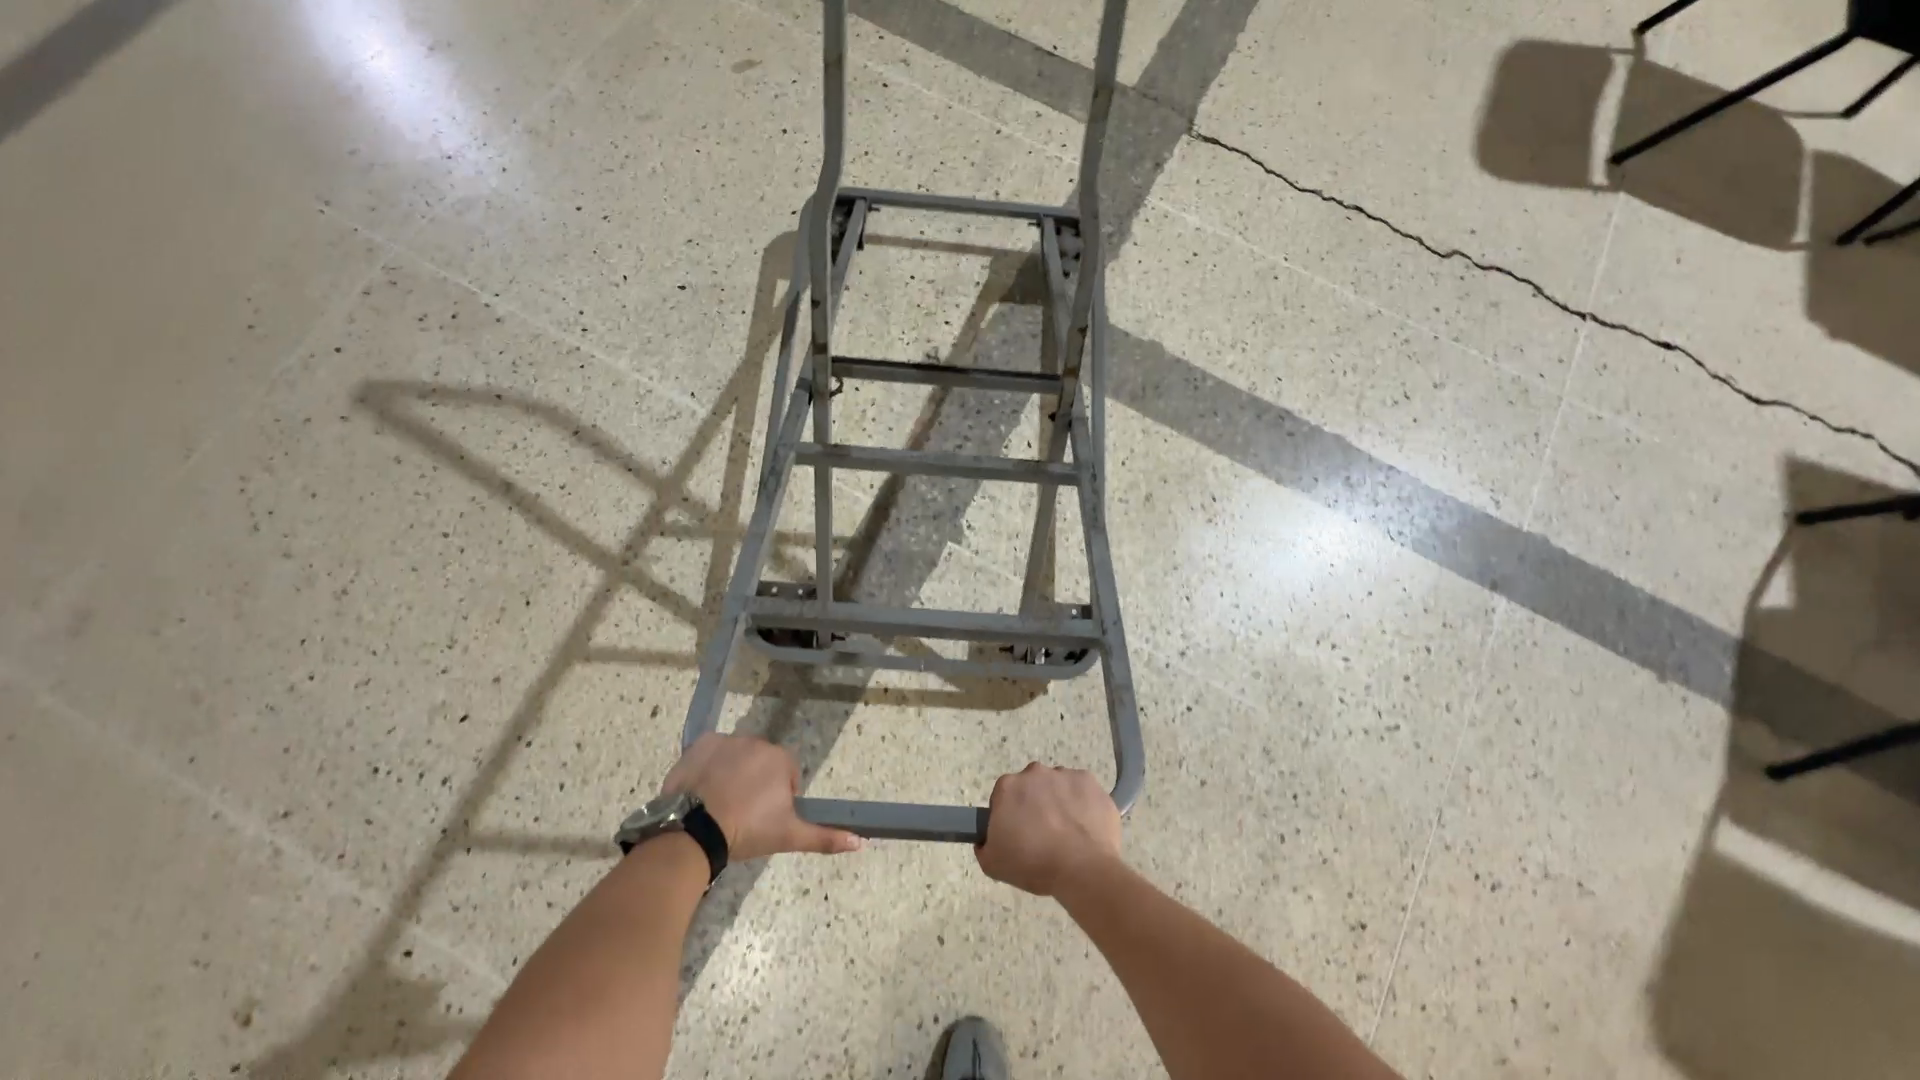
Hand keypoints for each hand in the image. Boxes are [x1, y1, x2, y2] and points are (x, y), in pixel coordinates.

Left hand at [658, 734, 862, 861]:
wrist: (695, 830)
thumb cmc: (748, 830)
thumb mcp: (789, 836)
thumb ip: (825, 836)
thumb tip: (861, 841)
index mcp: (780, 759)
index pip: (787, 775)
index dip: (779, 797)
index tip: (766, 818)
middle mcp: (756, 741)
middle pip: (761, 763)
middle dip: (756, 783)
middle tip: (744, 812)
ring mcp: (726, 740)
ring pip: (736, 756)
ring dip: (733, 773)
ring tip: (721, 803)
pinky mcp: (699, 744)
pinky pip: (711, 752)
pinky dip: (709, 766)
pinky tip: (703, 790)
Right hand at [975, 763, 1122, 896]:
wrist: (1083, 869)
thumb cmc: (1033, 865)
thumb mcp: (992, 864)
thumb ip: (984, 844)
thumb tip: (987, 838)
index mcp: (1008, 787)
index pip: (1003, 797)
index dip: (1009, 816)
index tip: (1018, 834)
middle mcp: (1035, 773)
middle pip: (1031, 788)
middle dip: (1035, 806)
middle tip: (1042, 836)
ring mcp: (1065, 775)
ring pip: (1057, 787)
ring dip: (1059, 803)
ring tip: (1068, 834)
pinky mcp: (1090, 782)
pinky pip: (1082, 791)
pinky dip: (1082, 804)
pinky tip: (1085, 828)